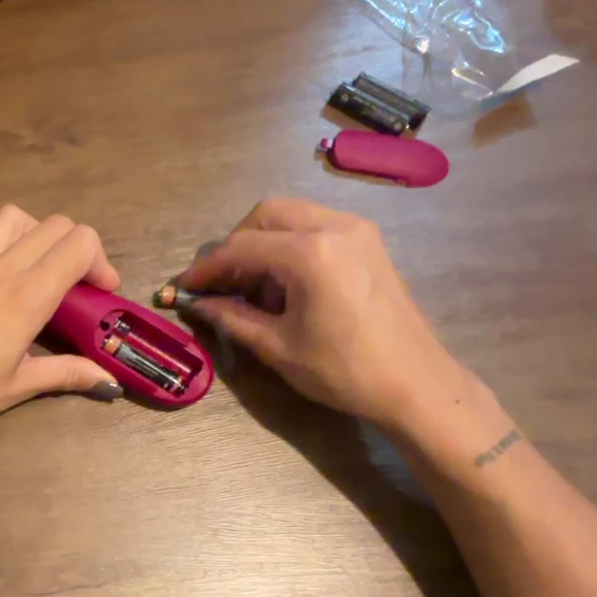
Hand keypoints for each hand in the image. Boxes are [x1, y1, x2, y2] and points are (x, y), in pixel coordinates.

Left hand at [0, 205, 122, 433]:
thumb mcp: (19, 386)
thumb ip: (67, 374)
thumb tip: (110, 383)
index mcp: (28, 296)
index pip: (80, 244)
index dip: (100, 262)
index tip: (99, 293)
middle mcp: (3, 268)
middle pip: (55, 225)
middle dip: (77, 249)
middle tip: (76, 285)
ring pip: (13, 217)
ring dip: (35, 234)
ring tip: (37, 267)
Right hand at [175, 197, 470, 429]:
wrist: (413, 382)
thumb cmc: (342, 370)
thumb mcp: (277, 347)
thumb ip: (232, 318)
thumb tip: (198, 304)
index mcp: (310, 254)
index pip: (241, 247)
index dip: (207, 267)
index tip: (183, 287)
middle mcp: (335, 227)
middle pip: (267, 214)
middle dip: (235, 245)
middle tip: (219, 284)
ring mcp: (357, 231)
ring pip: (292, 217)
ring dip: (262, 244)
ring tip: (251, 291)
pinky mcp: (368, 243)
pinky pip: (315, 228)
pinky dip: (289, 247)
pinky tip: (283, 287)